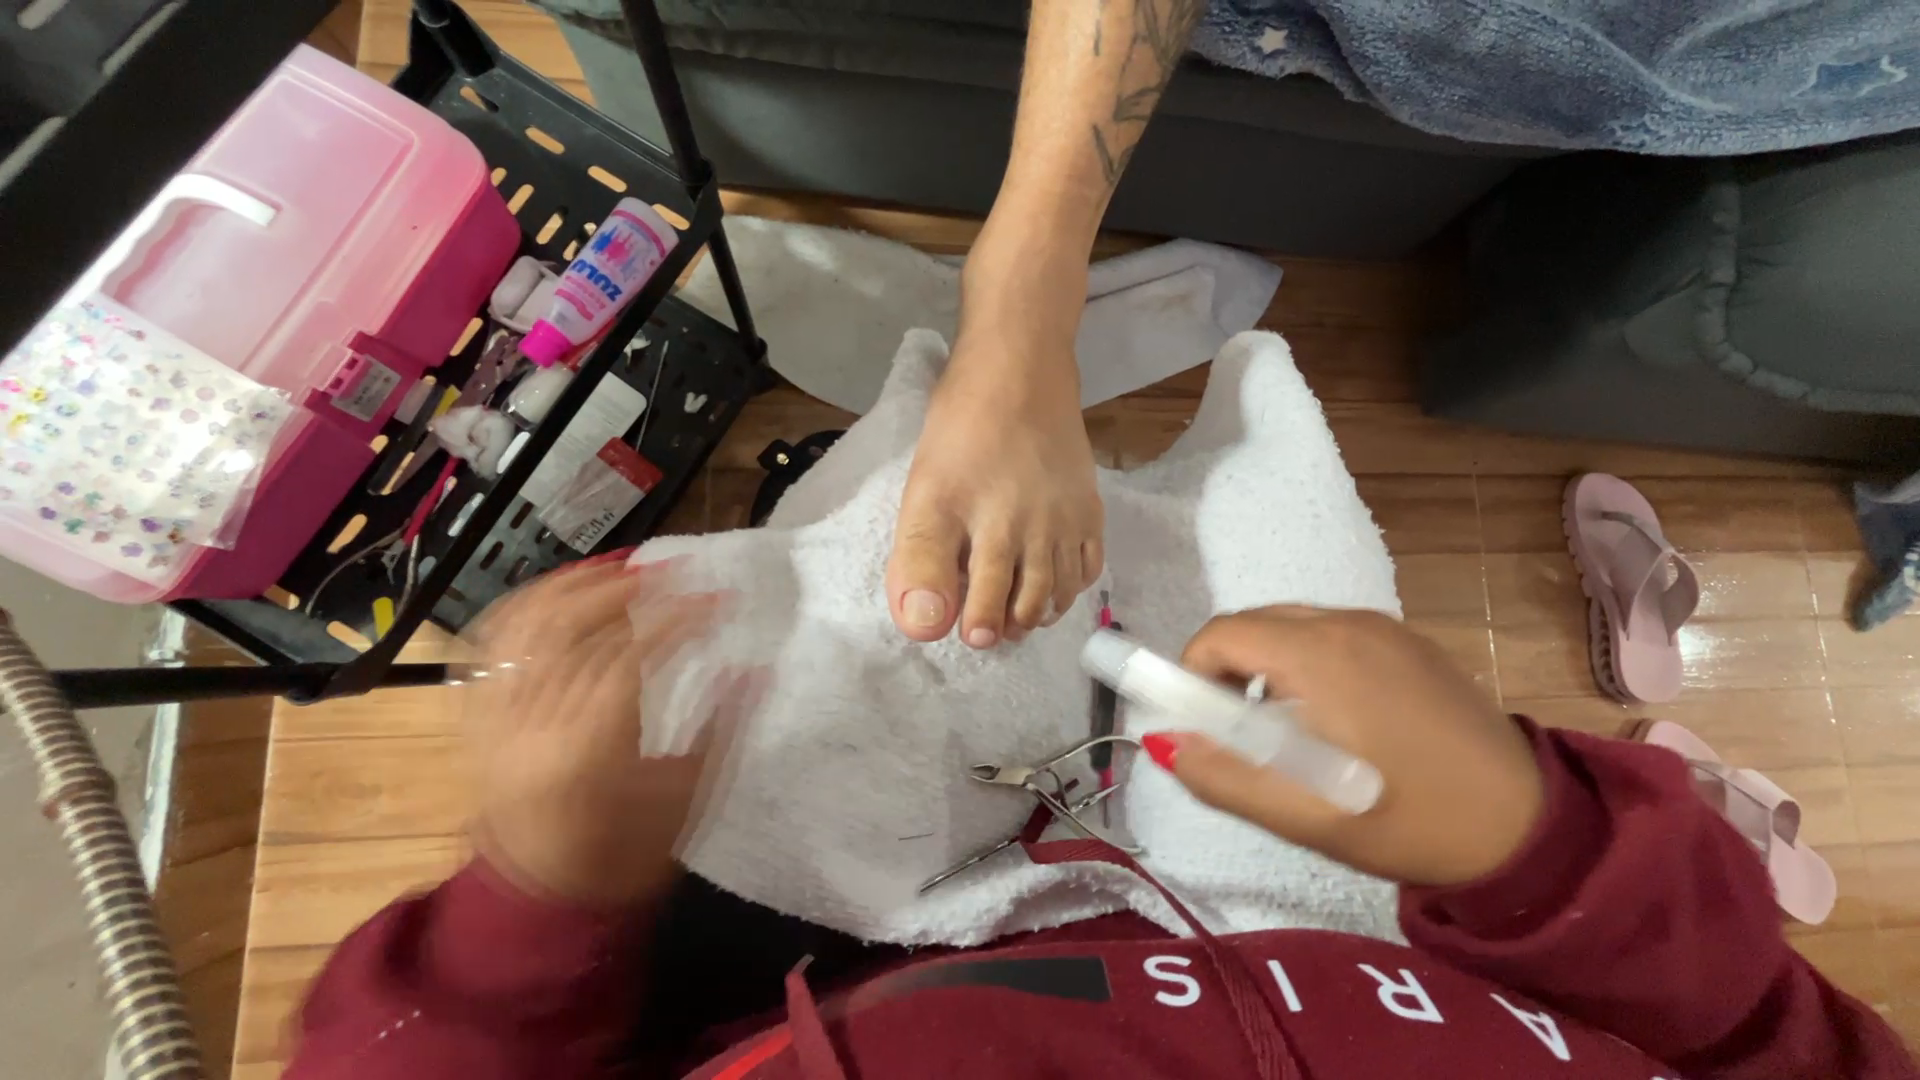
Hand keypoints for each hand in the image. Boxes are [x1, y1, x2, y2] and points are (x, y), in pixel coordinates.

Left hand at [462, 557, 746, 906]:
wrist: (540, 899)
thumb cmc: (624, 857)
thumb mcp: (686, 799)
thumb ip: (720, 727)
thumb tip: (756, 666)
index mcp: (586, 752)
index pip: (630, 656)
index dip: (678, 618)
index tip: (717, 598)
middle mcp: (529, 726)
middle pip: (570, 626)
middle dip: (626, 586)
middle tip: (671, 569)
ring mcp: (493, 719)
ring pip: (524, 624)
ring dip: (575, 585)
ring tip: (622, 568)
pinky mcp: (477, 717)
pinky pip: (490, 644)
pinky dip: (528, 606)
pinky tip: (564, 592)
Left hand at [886, 242, 1103, 647]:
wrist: (1020, 368)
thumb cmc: (961, 429)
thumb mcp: (925, 494)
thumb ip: (922, 562)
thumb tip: (925, 629)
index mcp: (996, 538)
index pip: (990, 607)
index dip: (979, 627)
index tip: (970, 635)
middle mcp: (1042, 538)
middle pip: (1031, 602)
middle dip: (1009, 623)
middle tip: (992, 629)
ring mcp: (1071, 522)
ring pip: (1063, 588)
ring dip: (1040, 608)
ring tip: (1020, 614)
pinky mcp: (1090, 504)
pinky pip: (1091, 561)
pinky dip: (1075, 582)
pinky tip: (1058, 582)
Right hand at [1151, 607, 1544, 886]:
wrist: (1533, 827)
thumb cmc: (1408, 822)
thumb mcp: (1304, 816)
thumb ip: (1222, 777)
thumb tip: (1164, 741)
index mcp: (1320, 655)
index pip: (1222, 634)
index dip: (1193, 673)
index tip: (1204, 723)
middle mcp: (1348, 622)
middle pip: (1253, 624)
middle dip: (1228, 670)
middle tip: (1244, 732)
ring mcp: (1384, 627)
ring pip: (1292, 626)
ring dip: (1268, 666)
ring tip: (1291, 729)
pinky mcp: (1409, 641)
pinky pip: (1332, 634)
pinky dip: (1309, 662)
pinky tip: (1338, 717)